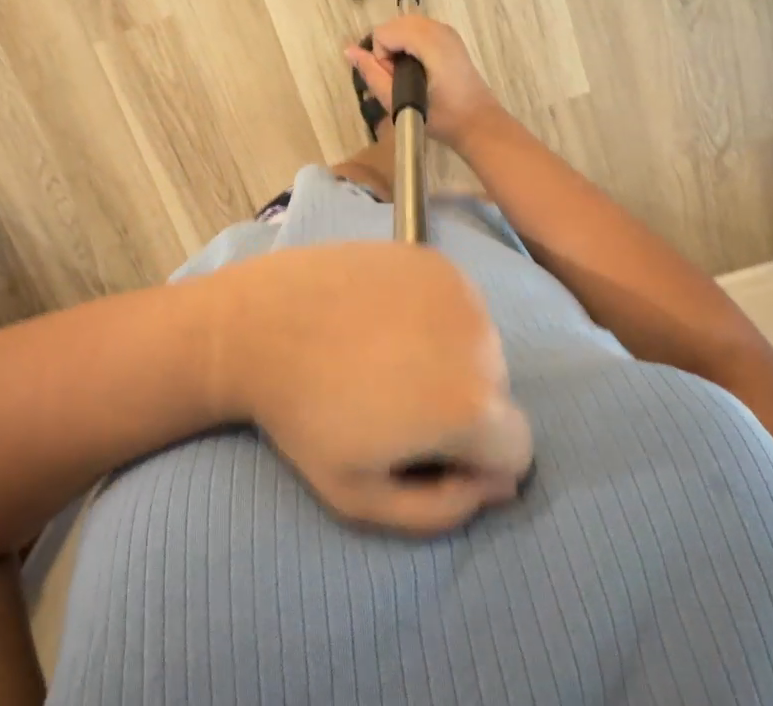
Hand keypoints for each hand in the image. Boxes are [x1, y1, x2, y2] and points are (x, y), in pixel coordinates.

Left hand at [210, 242, 532, 535]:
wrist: (255, 326)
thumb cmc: (303, 418)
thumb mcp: (361, 497)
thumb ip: (442, 512)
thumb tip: (499, 486)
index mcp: (470, 406)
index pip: (517, 449)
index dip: (475, 462)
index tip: (422, 450)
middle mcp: (482, 342)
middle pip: (498, 394)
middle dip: (462, 408)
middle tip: (395, 402)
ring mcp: (459, 292)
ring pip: (480, 345)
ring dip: (451, 359)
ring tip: (385, 358)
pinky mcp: (434, 260)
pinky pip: (457, 304)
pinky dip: (435, 318)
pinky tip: (384, 321)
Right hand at [345, 15, 506, 149]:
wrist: (478, 123)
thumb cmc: (441, 117)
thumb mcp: (400, 101)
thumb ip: (372, 73)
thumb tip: (349, 51)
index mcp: (429, 42)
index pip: (384, 33)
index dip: (382, 57)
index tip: (395, 81)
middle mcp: (438, 28)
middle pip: (393, 25)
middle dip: (389, 50)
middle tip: (401, 80)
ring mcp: (446, 30)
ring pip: (404, 26)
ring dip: (399, 49)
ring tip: (410, 77)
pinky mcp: (449, 37)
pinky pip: (417, 31)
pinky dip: (410, 47)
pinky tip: (420, 70)